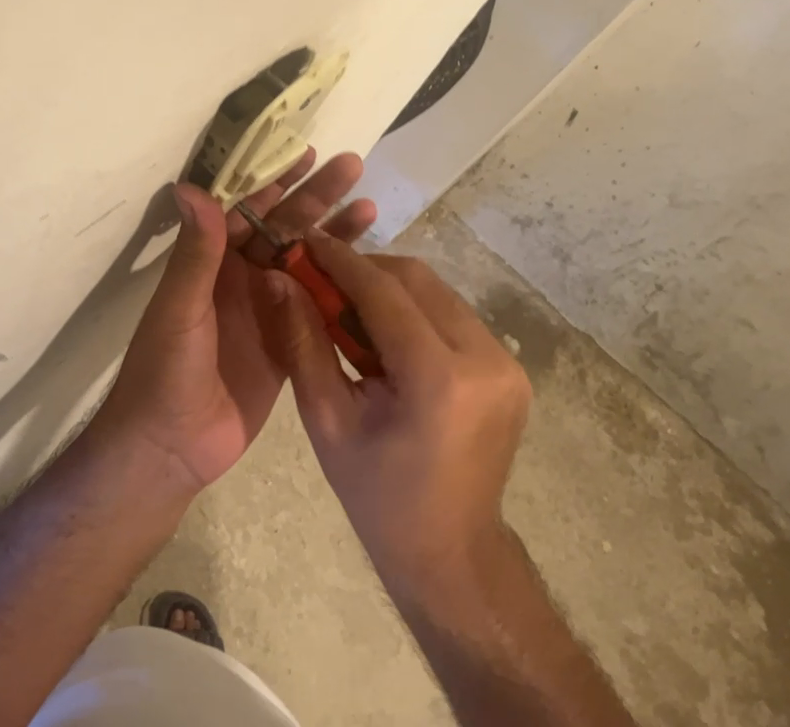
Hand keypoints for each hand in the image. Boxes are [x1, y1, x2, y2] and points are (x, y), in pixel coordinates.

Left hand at [86, 149, 376, 494]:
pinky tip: (370, 271)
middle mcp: (237, 282)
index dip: (273, 184)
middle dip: (314, 200)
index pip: (245, 213)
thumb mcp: (181, 307)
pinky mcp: (286, 347)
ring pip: (304, 265)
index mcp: (208, 267)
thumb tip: (190, 186)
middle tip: (353, 168)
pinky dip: (340, 289)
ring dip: (333, 238)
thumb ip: (196, 253)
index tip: (306, 154)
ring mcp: (264, 314)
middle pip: (282, 232)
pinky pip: (316, 310)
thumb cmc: (166, 372)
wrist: (171, 446)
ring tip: (370, 207)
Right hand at [271, 233, 531, 588]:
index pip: (384, 293)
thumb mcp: (325, 419)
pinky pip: (454, 316)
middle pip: (417, 280)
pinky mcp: (511, 369)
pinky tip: (383, 334)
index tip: (304, 240)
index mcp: (438, 379)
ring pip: (438, 292)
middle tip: (319, 277)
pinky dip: (414, 311)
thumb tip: (278, 280)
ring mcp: (507, 363)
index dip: (340, 260)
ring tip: (346, 307)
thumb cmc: (375, 493)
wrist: (449, 548)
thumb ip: (303, 342)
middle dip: (364, 269)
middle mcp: (485, 360)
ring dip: (389, 288)